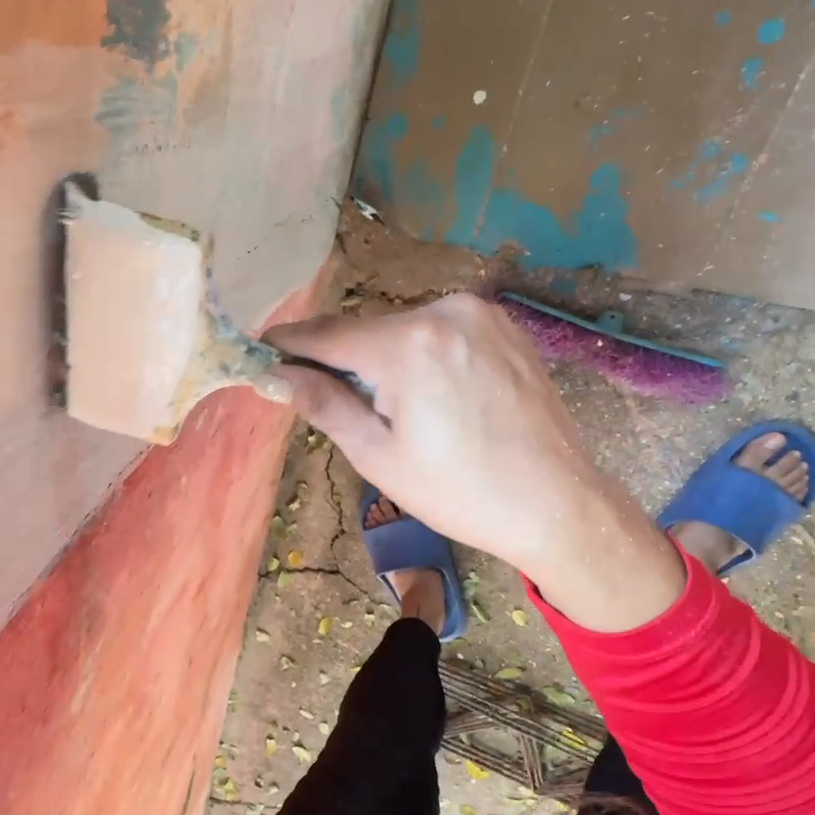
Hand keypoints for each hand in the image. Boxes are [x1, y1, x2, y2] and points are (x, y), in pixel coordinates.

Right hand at [261, 294, 683, 631]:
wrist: (557, 504)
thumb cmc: (458, 491)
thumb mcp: (377, 455)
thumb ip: (322, 403)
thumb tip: (273, 375)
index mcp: (409, 343)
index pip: (325, 334)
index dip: (286, 344)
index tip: (257, 353)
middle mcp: (445, 311)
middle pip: (365, 332)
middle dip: (339, 361)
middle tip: (327, 403)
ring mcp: (481, 314)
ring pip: (402, 331)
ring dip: (381, 360)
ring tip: (393, 413)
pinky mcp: (504, 327)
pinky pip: (439, 333)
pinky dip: (418, 357)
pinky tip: (431, 400)